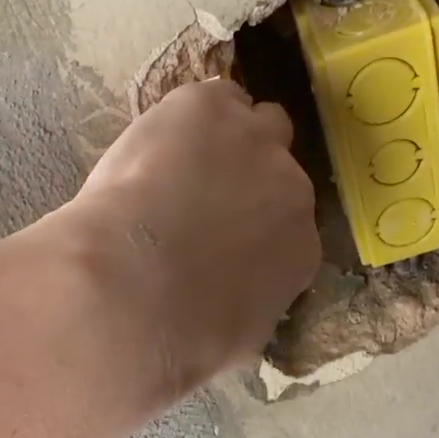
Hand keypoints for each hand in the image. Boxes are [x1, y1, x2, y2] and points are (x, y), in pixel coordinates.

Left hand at [48, 78, 318, 388]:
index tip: (221, 233)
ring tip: (180, 160)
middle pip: (280, 166)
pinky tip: (159, 141)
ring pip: (258, 122)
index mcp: (301, 252)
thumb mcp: (235, 339)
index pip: (291, 225)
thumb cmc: (184, 334)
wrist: (137, 291)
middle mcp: (293, 191)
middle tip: (197, 197)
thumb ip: (250, 306)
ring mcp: (257, 143)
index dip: (255, 224)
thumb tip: (235, 306)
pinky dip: (190, 115)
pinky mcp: (211, 108)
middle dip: (247, 178)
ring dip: (228, 137)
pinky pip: (213, 98)